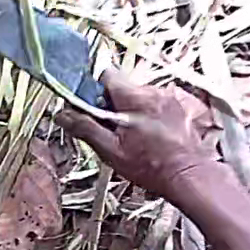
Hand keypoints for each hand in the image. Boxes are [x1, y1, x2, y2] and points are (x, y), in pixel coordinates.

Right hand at [58, 74, 220, 198]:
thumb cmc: (149, 166)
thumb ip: (85, 128)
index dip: (93, 88)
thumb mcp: (110, 150)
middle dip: (111, 103)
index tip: (90, 107)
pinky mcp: (179, 106)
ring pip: (138, 95)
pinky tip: (148, 135)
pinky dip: (147, 114)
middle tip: (109, 129)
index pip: (106, 74)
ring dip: (129, 110)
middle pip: (122, 86)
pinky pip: (155, 103)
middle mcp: (153, 91)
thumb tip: (62, 114)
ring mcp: (169, 97)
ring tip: (131, 136)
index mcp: (133, 98)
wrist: (188, 175)